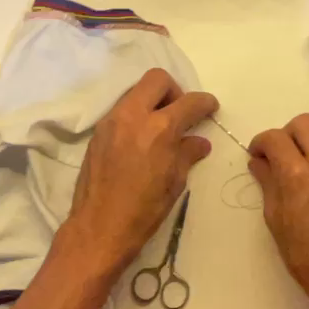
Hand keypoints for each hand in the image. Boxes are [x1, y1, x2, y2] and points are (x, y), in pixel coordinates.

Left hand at [62, 68, 216, 274]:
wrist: (99, 229)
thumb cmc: (144, 212)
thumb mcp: (174, 184)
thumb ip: (187, 155)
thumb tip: (199, 142)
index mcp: (159, 129)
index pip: (189, 102)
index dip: (205, 103)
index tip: (210, 107)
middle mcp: (133, 116)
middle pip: (157, 80)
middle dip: (174, 91)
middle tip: (181, 114)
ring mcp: (111, 122)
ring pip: (135, 93)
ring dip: (152, 102)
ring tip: (160, 129)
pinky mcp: (98, 133)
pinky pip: (121, 111)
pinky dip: (136, 116)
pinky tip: (141, 142)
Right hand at [248, 114, 308, 308]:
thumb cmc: (304, 253)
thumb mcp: (275, 218)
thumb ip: (267, 183)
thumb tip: (259, 162)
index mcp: (298, 176)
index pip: (276, 138)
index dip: (260, 143)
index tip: (256, 156)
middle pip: (303, 123)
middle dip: (285, 134)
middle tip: (276, 156)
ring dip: (307, 134)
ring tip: (297, 157)